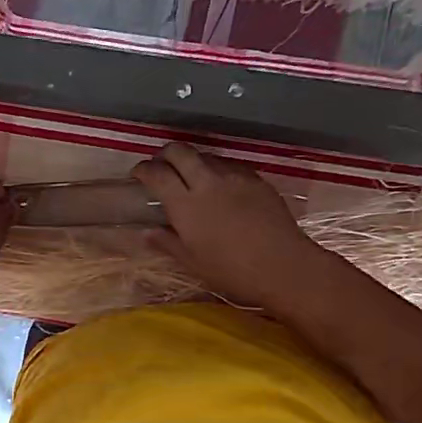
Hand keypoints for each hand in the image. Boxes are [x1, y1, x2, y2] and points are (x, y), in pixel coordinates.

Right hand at [131, 143, 332, 309]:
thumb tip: (146, 232)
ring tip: (191, 177)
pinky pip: (230, 165)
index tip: (138, 175)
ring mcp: (234, 177)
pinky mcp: (256, 179)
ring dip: (193, 161)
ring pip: (206, 155)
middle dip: (166, 154)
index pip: (157, 173)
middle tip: (162, 167)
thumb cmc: (231, 271)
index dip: (143, 170)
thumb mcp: (192, 262)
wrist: (283, 266)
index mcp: (185, 204)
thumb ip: (167, 242)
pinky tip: (221, 186)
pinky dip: (218, 169)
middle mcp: (207, 182)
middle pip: (180, 151)